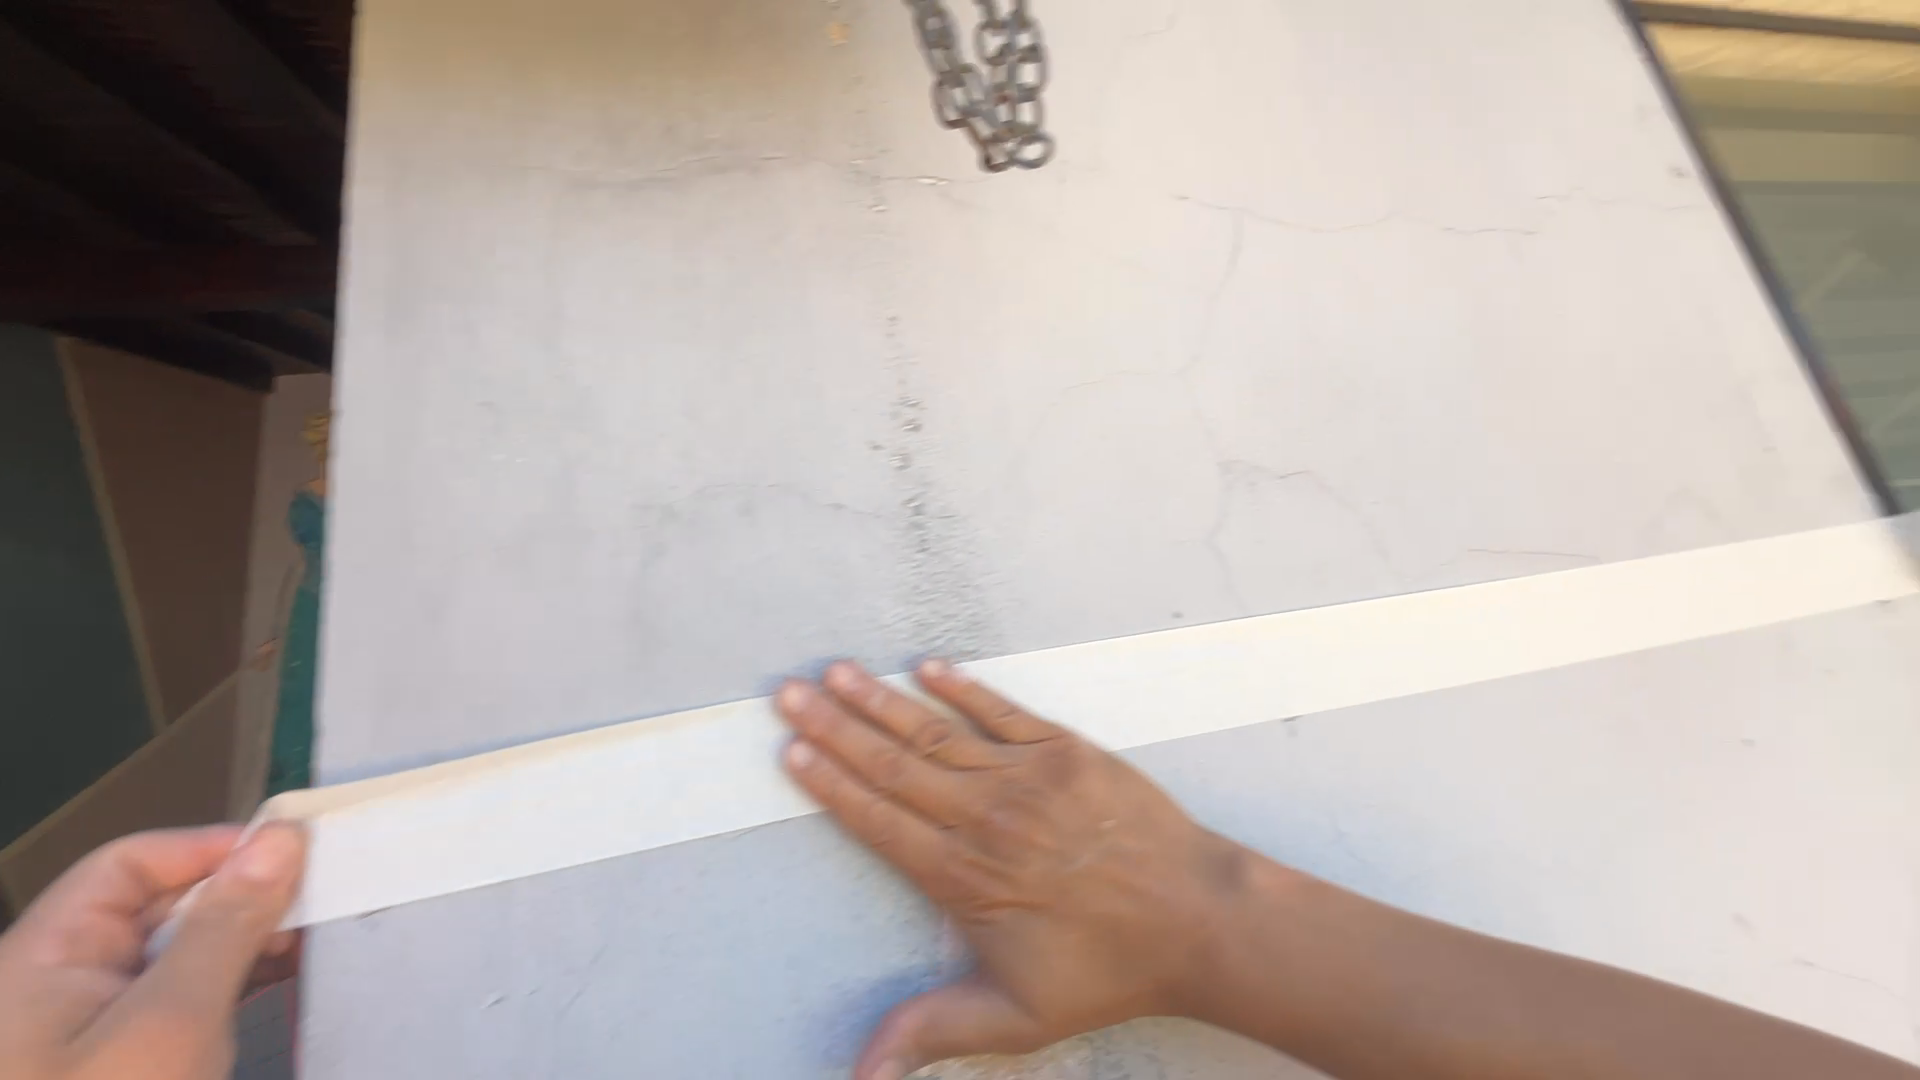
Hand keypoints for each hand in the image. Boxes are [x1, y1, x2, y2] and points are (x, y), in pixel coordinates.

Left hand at [0, 824, 307, 1079]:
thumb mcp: (173, 1021)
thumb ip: (227, 922)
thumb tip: (282, 835)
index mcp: (41, 959)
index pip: (131, 864)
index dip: (212, 847)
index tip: (295, 855)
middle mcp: (57, 981)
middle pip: (159, 903)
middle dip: (244, 893)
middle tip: (319, 899)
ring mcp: (87, 1024)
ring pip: (179, 947)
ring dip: (251, 935)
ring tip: (314, 939)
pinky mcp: (123, 1056)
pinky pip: (185, 990)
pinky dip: (240, 974)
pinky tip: (288, 977)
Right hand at [775, 660, 1256, 1079]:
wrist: (1194, 917)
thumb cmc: (1104, 968)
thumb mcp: (1016, 1018)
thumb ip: (934, 1029)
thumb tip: (859, 1076)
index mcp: (963, 876)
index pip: (878, 821)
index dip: (831, 785)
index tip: (791, 753)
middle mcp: (983, 817)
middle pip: (894, 766)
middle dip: (836, 728)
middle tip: (791, 694)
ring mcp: (1024, 777)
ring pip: (937, 733)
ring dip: (882, 702)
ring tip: (839, 673)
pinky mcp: (1063, 750)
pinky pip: (1002, 711)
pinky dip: (963, 688)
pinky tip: (928, 667)